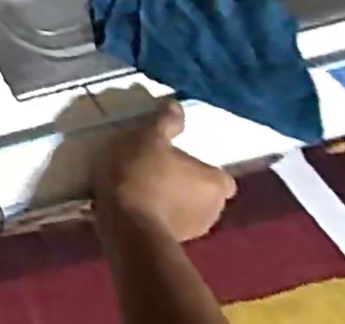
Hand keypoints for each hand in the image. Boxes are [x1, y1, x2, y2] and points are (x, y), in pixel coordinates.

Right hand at [93, 101, 236, 242]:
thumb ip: (165, 122)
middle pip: (202, 189)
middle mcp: (217, 208)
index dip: (197, 165)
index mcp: (216, 182)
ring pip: (186, 205)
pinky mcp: (176, 239)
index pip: (217, 173)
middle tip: (151, 165)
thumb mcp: (147, 137)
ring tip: (138, 183)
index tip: (172, 156)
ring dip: (169, 196)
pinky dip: (158, 210)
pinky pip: (170, 218)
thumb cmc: (141, 172)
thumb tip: (177, 105)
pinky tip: (134, 200)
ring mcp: (197, 228)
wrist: (127, 221)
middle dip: (182, 180)